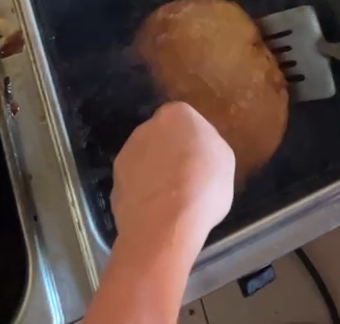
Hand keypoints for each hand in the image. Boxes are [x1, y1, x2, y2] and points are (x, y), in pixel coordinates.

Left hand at [110, 102, 235, 248]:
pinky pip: (134, 186)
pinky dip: (143, 197)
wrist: (166, 225)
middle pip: (161, 138)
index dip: (193, 142)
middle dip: (170, 155)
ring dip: (155, 176)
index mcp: (176, 114)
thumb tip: (198, 150)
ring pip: (145, 162)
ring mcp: (126, 156)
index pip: (185, 120)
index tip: (201, 161)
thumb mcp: (224, 160)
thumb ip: (208, 146)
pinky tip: (156, 215)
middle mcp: (146, 128)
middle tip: (186, 180)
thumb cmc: (204, 186)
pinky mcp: (114, 184)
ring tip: (170, 203)